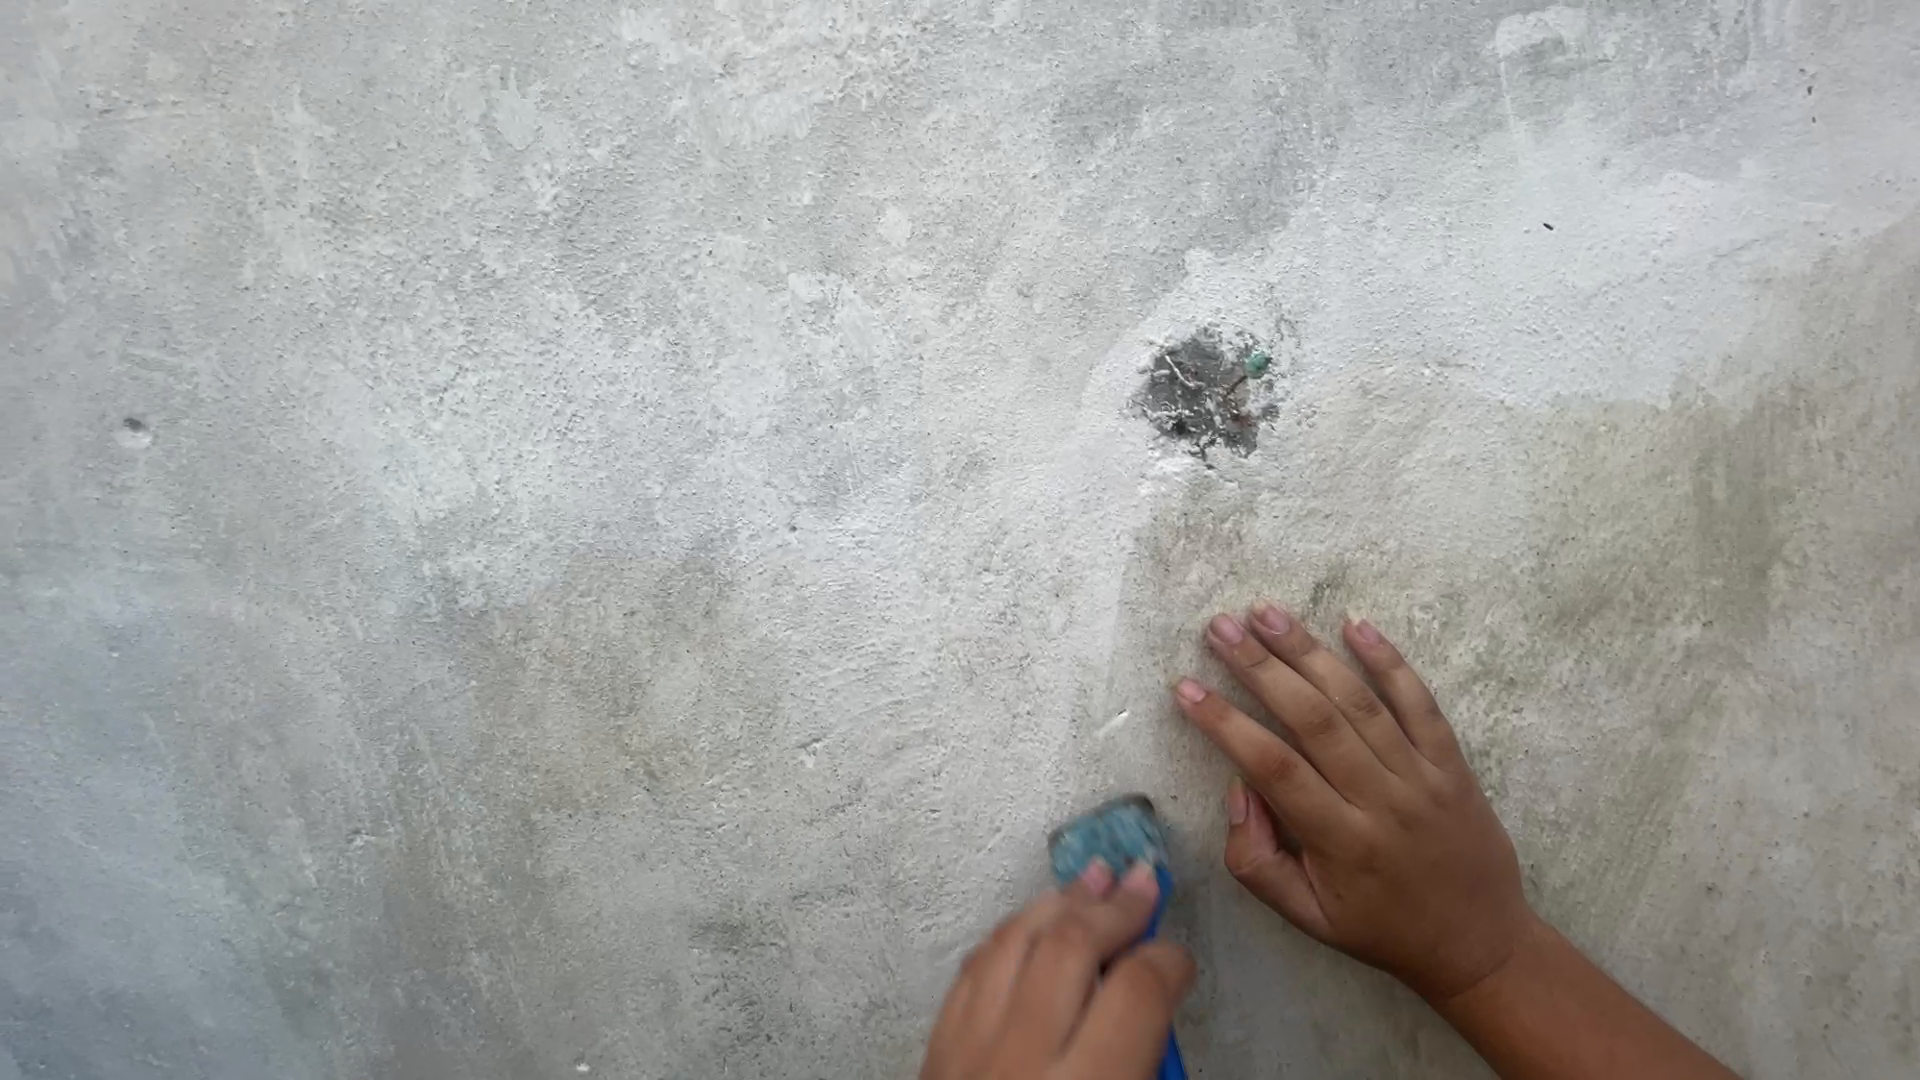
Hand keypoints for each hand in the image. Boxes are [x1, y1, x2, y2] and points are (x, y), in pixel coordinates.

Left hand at [920, 861, 1195, 1079]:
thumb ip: (1140, 1073)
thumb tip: (1156, 1027)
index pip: (1135, 996)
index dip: (1167, 963)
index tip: (1180, 958)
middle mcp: (1021, 1060)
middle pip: (1070, 948)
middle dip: (1115, 908)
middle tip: (1146, 879)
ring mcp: (968, 1050)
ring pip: (1016, 941)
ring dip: (1059, 901)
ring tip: (1093, 876)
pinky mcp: (936, 1051)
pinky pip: (975, 968)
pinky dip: (1010, 934)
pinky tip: (1032, 919)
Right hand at [1172, 605, 1537, 1002]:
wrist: (1483, 946)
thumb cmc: (1379, 926)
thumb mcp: (1305, 916)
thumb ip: (1254, 858)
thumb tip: (1238, 788)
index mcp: (1342, 842)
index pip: (1274, 768)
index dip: (1226, 724)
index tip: (1185, 688)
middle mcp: (1383, 801)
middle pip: (1314, 720)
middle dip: (1260, 667)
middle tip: (1219, 626)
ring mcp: (1423, 777)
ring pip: (1360, 702)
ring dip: (1309, 651)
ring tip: (1266, 612)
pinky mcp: (1452, 763)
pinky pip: (1421, 704)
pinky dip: (1391, 661)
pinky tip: (1355, 623)